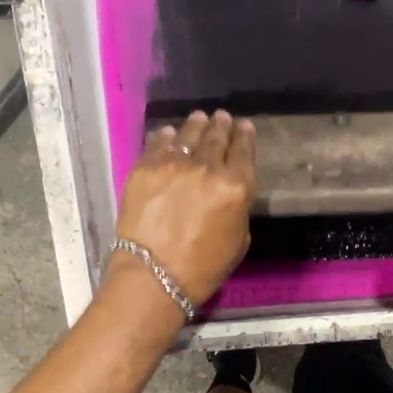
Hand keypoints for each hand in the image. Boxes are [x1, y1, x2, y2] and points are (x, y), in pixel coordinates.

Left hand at [114, 110, 255, 303]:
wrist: (154, 274)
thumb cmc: (203, 268)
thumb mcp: (238, 241)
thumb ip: (238, 209)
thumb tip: (228, 193)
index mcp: (236, 187)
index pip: (244, 152)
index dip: (245, 137)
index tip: (244, 126)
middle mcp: (208, 167)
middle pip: (217, 138)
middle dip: (221, 126)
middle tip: (221, 118)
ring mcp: (174, 164)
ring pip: (189, 134)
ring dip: (197, 125)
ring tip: (199, 118)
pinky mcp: (146, 166)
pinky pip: (159, 143)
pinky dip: (168, 136)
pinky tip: (170, 134)